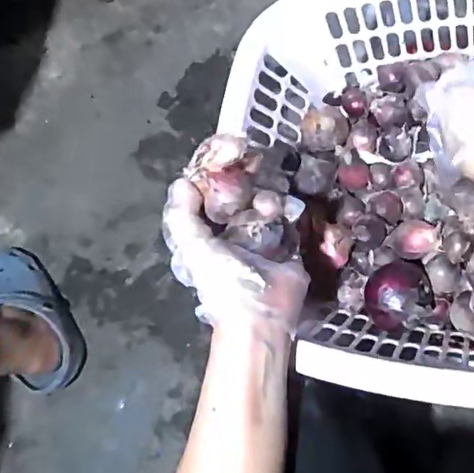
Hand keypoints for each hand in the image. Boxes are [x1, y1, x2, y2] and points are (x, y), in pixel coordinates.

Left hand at [161, 177, 306, 335]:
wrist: (262, 316)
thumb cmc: (223, 283)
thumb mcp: (195, 249)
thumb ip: (183, 217)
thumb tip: (182, 182)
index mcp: (212, 235)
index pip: (214, 198)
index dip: (219, 177)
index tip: (229, 156)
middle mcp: (238, 234)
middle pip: (244, 197)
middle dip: (248, 183)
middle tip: (253, 172)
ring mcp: (266, 238)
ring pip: (268, 204)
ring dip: (267, 200)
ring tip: (267, 207)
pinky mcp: (291, 244)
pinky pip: (290, 218)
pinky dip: (288, 211)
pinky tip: (283, 211)